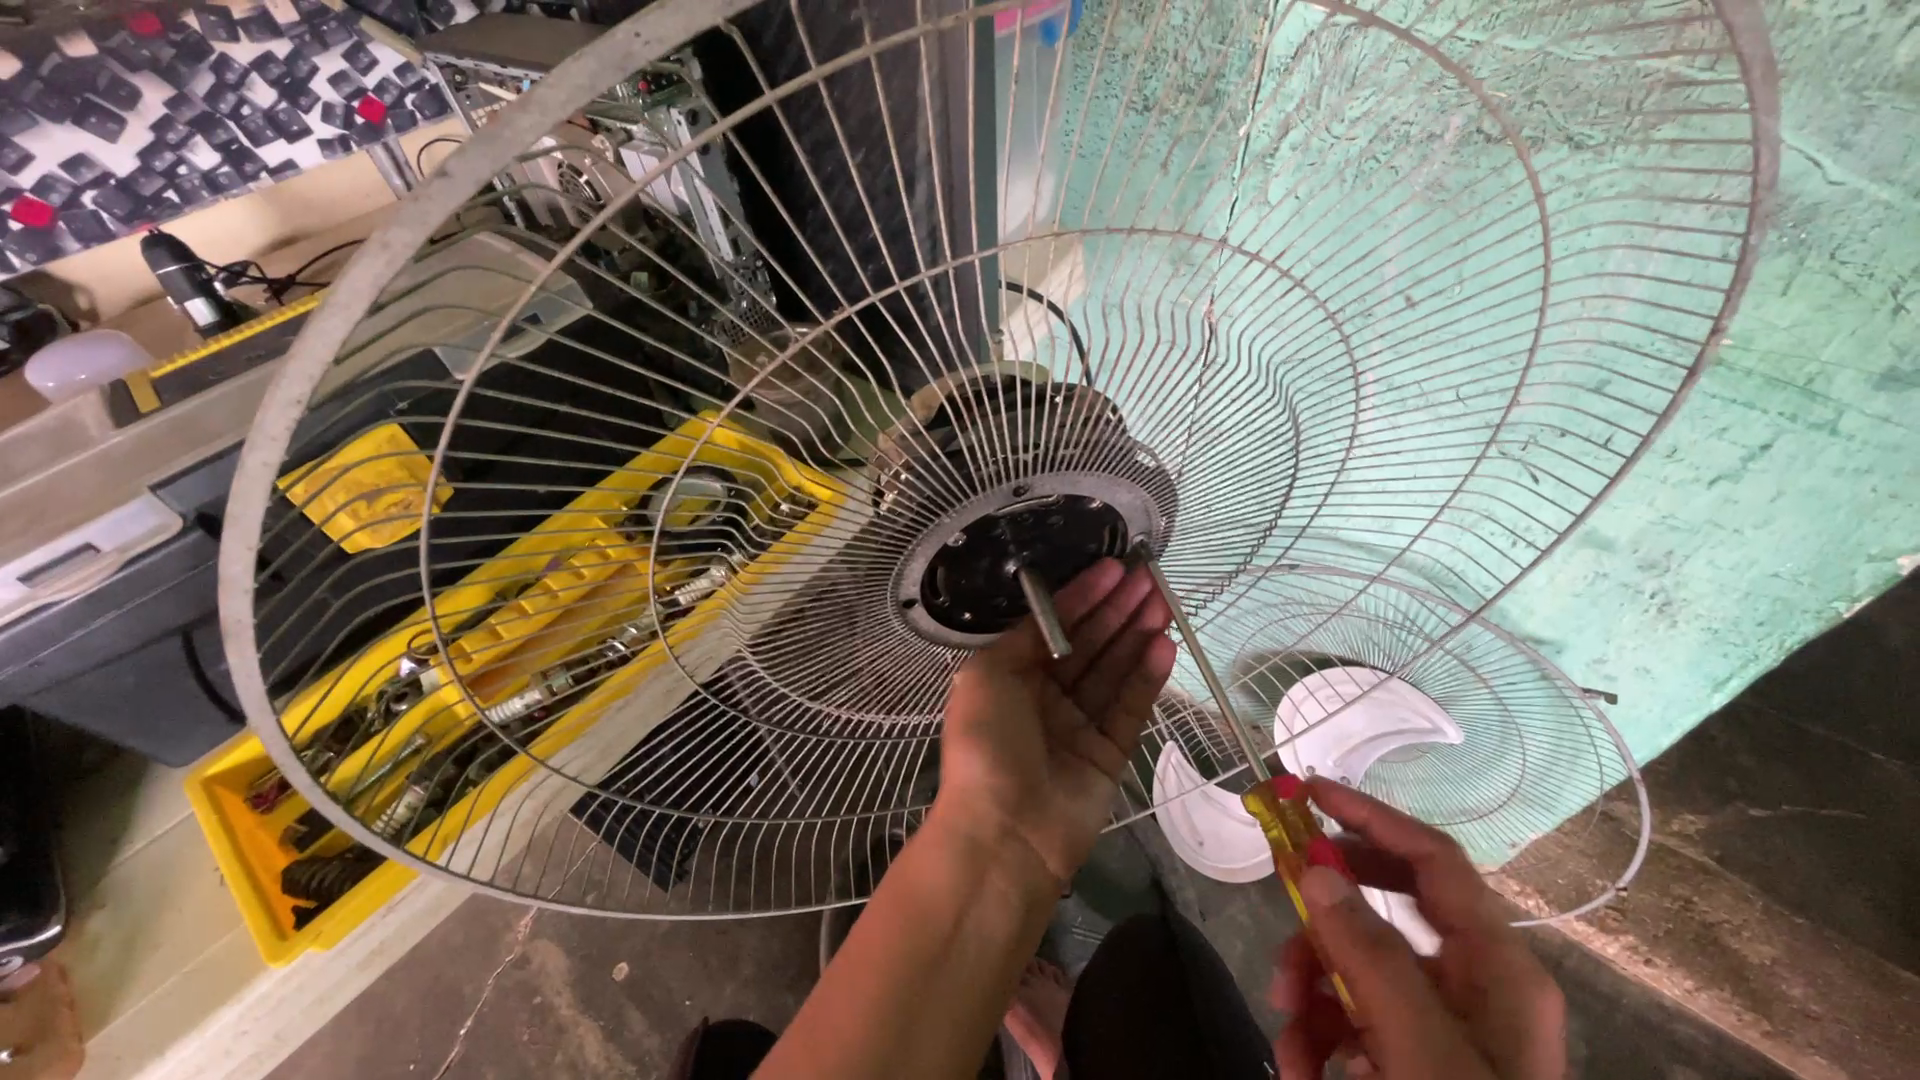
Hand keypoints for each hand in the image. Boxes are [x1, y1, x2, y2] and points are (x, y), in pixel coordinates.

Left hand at [935, 559, 1176, 887]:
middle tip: (1148, 579)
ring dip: (1136, 636)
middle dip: (1116, 611)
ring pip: (1112, 672)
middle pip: (1086, 646)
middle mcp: (1043, 698)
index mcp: (1009, 678)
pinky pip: (1130, 708)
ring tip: (1163, 602)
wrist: (1005, 830)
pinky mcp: (1108, 754)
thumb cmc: (986, 743)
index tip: (1112, 569)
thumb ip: (1022, 638)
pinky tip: (1164, 645)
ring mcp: (1077, 727)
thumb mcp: (985, 675)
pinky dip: (1147, 677)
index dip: (1081, 597)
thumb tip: (1051, 612)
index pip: (1052, 628)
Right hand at [1272, 778, 1566, 1078]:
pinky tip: (1301, 1066)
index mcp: (1495, 965)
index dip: (1369, 814)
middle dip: (1325, 911)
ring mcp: (1444, 1023)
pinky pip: (1355, 1016)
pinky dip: (1320, 1032)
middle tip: (1281, 897)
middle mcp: (1473, 982)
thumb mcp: (1418, 1049)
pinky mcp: (1414, 1057)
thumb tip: (1318, 868)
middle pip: (1386, 904)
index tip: (1305, 790)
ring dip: (1310, 987)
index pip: (1430, 857)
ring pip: (1358, 963)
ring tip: (1287, 1034)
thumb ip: (1368, 955)